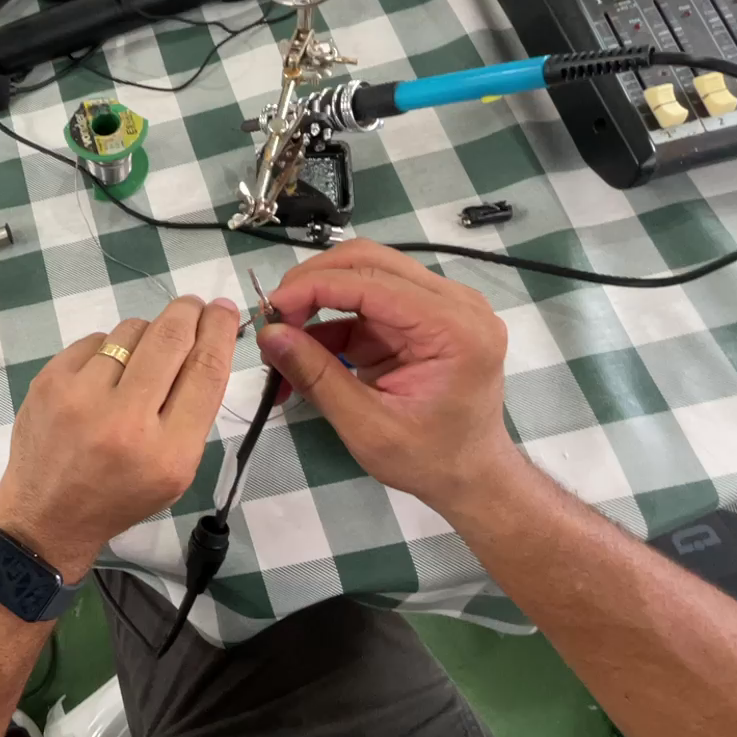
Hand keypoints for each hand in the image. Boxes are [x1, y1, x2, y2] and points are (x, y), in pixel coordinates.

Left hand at [0, 295, 241, 579]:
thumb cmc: (121, 494)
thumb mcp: (174, 469)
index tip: (224, 311)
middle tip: (194, 306)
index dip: (221, 331)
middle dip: (189, 311)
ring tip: (141, 358)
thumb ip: (193, 410)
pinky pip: (94, 340)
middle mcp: (125, 420)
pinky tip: (103, 374)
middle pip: (171, 337)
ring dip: (146, 334)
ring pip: (131, 330)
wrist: (47, 514)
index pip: (206, 371)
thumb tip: (205, 341)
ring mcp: (81, 397)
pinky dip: (107, 349)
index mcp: (168, 452)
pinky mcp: (49, 381)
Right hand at [255, 241, 522, 510]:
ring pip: (361, 273)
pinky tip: (300, 352)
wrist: (469, 475)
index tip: (268, 310)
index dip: (313, 287)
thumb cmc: (428, 458)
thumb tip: (267, 335)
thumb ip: (317, 376)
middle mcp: (453, 303)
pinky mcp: (416, 317)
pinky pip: (361, 302)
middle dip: (311, 282)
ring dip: (315, 298)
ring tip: (281, 337)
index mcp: (453, 328)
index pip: (371, 282)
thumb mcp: (365, 425)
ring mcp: (437, 306)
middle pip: (368, 261)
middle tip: (273, 317)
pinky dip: (325, 323)